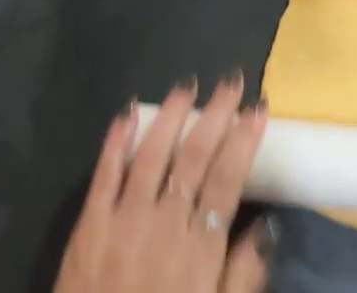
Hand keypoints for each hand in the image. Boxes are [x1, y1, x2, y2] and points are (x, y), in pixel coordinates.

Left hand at [55, 77, 271, 292]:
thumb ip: (244, 274)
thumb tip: (267, 225)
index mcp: (198, 249)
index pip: (227, 180)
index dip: (243, 141)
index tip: (258, 108)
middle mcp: (163, 224)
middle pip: (193, 158)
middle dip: (215, 115)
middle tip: (231, 82)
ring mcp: (123, 220)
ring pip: (151, 155)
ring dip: (171, 116)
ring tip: (187, 86)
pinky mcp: (89, 225)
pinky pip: (103, 175)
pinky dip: (115, 141)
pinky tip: (128, 113)